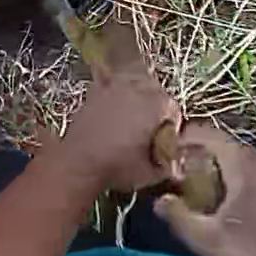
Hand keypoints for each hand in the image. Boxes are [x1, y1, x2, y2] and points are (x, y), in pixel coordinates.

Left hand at [48, 73, 181, 194]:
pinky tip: (115, 106)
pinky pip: (112, 83)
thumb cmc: (118, 167)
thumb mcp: (150, 174)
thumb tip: (176, 164)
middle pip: (154, 88)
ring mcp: (112, 87)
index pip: (171, 105)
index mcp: (151, 106)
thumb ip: (167, 166)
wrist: (78, 161)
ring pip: (133, 81)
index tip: (167, 135)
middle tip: (155, 124)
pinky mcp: (95, 91)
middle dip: (158, 103)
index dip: (172, 121)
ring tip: (136, 113)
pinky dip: (117, 91)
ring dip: (139, 93)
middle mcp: (133, 90)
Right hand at [155, 123, 255, 255]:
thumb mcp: (215, 247)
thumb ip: (181, 220)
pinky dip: (236, 195)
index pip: (206, 134)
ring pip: (240, 172)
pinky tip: (228, 223)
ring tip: (196, 207)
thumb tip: (159, 200)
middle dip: (195, 166)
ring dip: (216, 184)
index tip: (158, 160)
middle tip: (174, 188)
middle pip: (222, 153)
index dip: (179, 142)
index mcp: (249, 165)